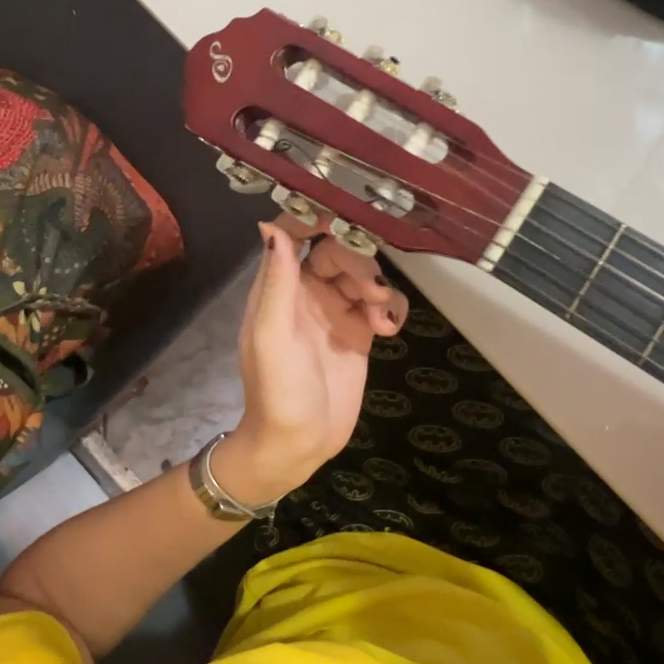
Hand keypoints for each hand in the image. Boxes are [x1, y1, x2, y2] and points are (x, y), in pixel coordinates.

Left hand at [218, 218, 407, 503]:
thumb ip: (276, 282)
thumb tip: (272, 226)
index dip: (314, 220)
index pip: (293, 235)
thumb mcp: (272, 335)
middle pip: (337, 251)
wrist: (298, 444)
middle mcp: (306, 292)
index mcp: (278, 287)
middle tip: (371, 292)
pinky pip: (383, 304)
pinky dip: (391, 310)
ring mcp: (336, 311)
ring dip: (378, 286)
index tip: (343, 218)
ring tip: (380, 316)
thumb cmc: (277, 390)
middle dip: (358, 262)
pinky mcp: (360, 333)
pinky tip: (387, 331)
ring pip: (364, 274)